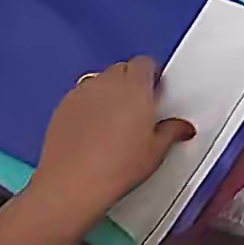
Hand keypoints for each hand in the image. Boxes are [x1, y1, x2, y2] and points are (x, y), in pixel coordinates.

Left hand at [28, 57, 195, 224]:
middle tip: (140, 107)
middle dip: (131, 82)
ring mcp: (82, 92)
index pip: (145, 63)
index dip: (152, 74)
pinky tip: (94, 130)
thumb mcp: (156, 151)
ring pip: (100, 80)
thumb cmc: (113, 166)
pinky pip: (80, 96)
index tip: (155, 90)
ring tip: (116, 120)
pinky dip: (89, 105)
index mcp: (135, 87)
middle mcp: (107, 83)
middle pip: (122, 68)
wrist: (74, 182)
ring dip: (109, 91)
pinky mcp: (63, 105)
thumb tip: (179, 129)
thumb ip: (172, 132)